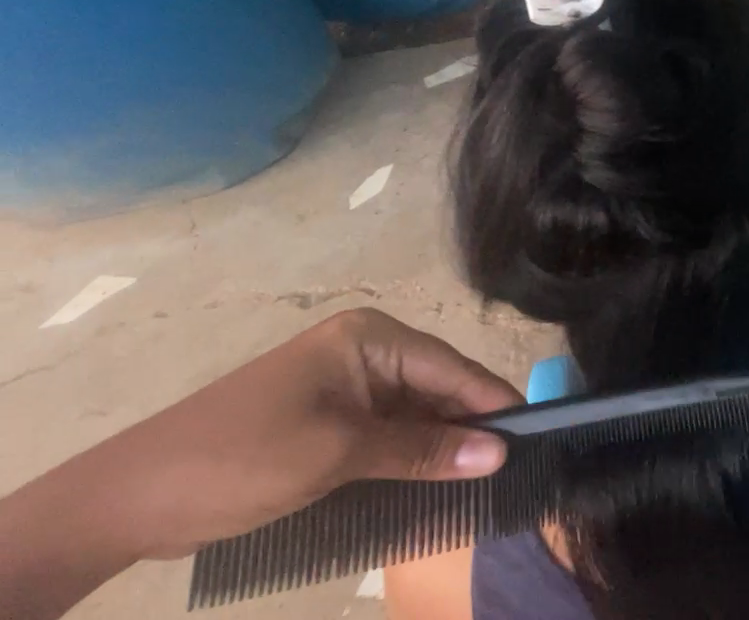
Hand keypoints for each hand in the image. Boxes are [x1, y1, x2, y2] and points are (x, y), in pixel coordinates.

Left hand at [107, 307, 524, 557]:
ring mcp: (344, 384)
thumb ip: (423, 450)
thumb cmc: (237, 460)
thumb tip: (498, 453)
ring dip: (440, 446)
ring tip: (481, 480)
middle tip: (511, 467)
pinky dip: (410, 455)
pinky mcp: (327, 417)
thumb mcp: (338, 454)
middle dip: (469, 428)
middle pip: (438, 388)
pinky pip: (388, 430)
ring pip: (416, 412)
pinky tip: (433, 482)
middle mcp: (365, 351)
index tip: (536, 435)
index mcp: (370, 338)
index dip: (493, 403)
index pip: (453, 367)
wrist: (121, 502)